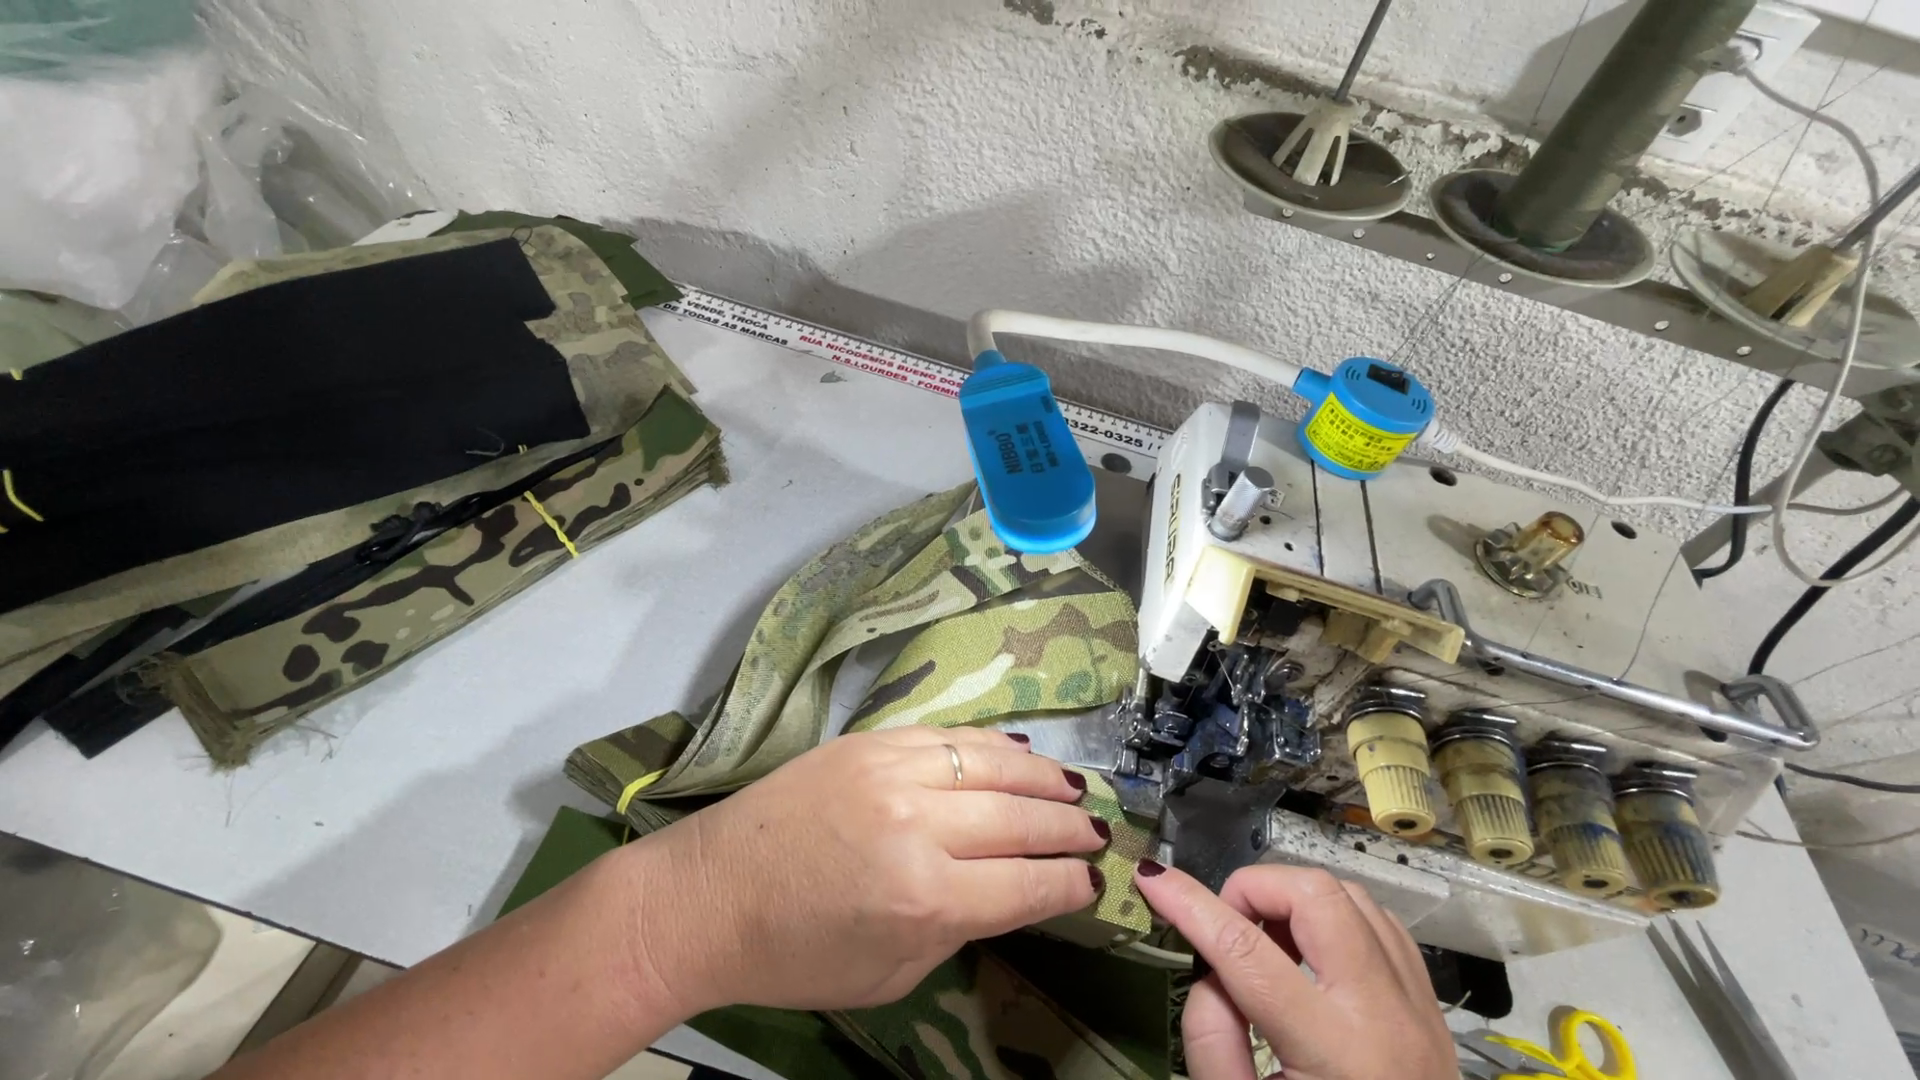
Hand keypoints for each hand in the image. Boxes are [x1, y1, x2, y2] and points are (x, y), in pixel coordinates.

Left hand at [612, 726, 1105, 1015]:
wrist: (710, 895)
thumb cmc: (796, 955)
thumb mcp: (892, 973)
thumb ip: (959, 928)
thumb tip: (1012, 889)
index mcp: (925, 898)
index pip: (1026, 885)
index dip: (1070, 883)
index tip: (1094, 880)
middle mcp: (918, 826)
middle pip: (1021, 820)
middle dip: (1069, 828)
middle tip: (1099, 832)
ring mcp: (892, 772)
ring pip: (993, 765)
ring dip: (1043, 778)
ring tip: (1074, 788)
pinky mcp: (868, 742)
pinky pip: (948, 736)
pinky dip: (992, 745)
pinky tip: (1019, 753)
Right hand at [1135, 863, 1455, 1079]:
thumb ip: (1212, 1037)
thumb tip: (1211, 969)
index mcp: (1340, 1054)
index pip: (1248, 951)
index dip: (1191, 905)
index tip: (1153, 878)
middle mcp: (1388, 1014)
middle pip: (1314, 895)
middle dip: (1254, 891)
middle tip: (1225, 928)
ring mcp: (1418, 1004)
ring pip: (1349, 895)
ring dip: (1293, 901)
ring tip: (1267, 944)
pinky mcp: (1429, 1003)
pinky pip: (1376, 920)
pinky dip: (1332, 916)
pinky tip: (1307, 953)